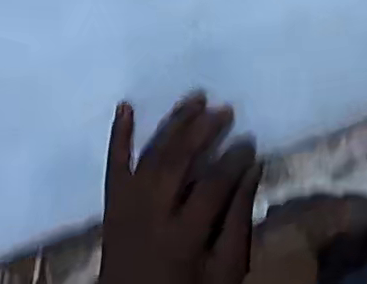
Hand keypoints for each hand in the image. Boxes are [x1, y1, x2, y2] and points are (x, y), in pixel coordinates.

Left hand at [100, 93, 262, 283]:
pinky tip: (125, 106)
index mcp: (181, 238)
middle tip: (226, 109)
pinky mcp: (112, 209)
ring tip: (197, 98)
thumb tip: (254, 168)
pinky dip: (118, 137)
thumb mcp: (223, 275)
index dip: (234, 159)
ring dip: (173, 124)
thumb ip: (239, 221)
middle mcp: (150, 217)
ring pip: (150, 156)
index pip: (212, 185)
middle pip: (177, 162)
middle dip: (203, 130)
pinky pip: (113, 169)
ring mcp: (126, 211)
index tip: (250, 142)